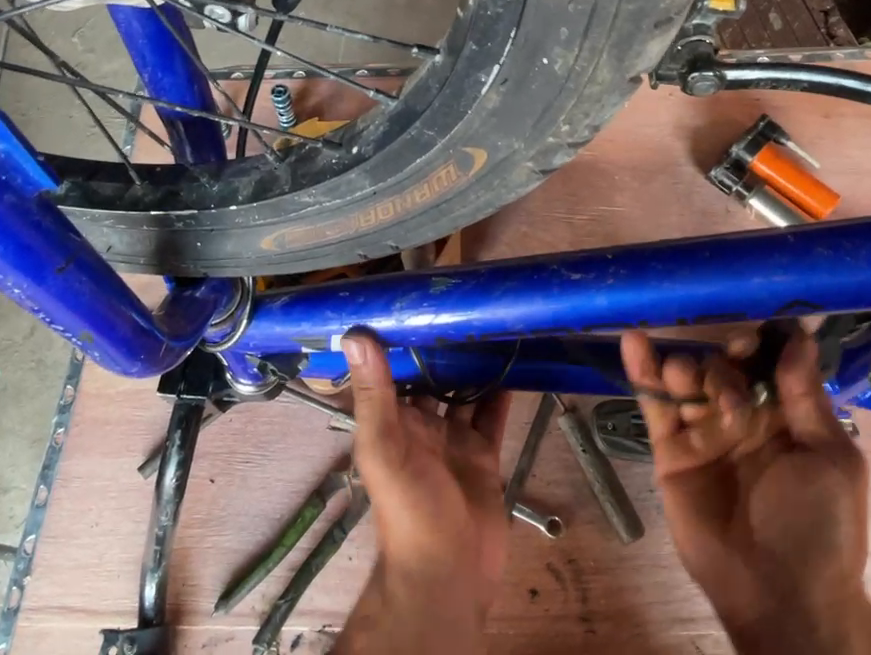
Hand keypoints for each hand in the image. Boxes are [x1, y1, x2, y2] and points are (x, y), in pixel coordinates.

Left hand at [342, 330, 513, 614]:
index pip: (390, 369)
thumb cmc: (409, 508)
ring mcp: (452, 441)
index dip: (399, 337)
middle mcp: (419, 426)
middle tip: (464, 303)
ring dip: (473, 365)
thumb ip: (373, 393)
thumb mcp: (384, 446)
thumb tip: (355, 333)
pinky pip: (491, 417)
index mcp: (389, 420)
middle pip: (430, 377)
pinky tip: (515, 363)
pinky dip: (501, 393)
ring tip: (491, 323)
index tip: (416, 298)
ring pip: (463, 393)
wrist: (451, 571)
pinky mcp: (483, 456)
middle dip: (442, 346)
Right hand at [620, 328, 870, 647]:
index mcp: (783, 418)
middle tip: (724, 362)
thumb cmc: (818, 525)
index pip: (764, 366)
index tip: (751, 331)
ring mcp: (702, 434)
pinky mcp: (670, 451)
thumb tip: (800, 335)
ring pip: (686, 383)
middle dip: (720, 360)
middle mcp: (740, 419)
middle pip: (721, 369)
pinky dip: (642, 372)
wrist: (779, 592)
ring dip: (684, 364)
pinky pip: (654, 407)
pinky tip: (635, 342)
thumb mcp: (830, 458)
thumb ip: (806, 396)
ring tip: (683, 371)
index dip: (756, 345)